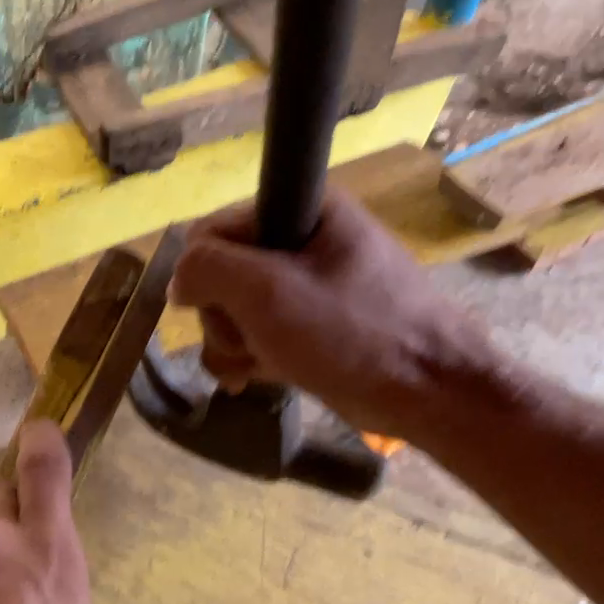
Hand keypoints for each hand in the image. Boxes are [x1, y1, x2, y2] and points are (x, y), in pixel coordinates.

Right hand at [169, 189, 501, 437]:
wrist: (427, 392)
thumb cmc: (352, 332)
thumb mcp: (268, 291)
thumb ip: (206, 269)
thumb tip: (176, 280)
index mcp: (302, 210)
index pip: (212, 231)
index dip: (205, 272)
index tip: (225, 304)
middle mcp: (300, 241)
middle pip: (217, 275)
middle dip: (223, 317)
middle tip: (252, 340)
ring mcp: (303, 287)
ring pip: (229, 311)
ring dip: (233, 344)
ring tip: (263, 363)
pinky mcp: (306, 325)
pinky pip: (252, 334)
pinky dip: (248, 358)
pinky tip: (260, 376)